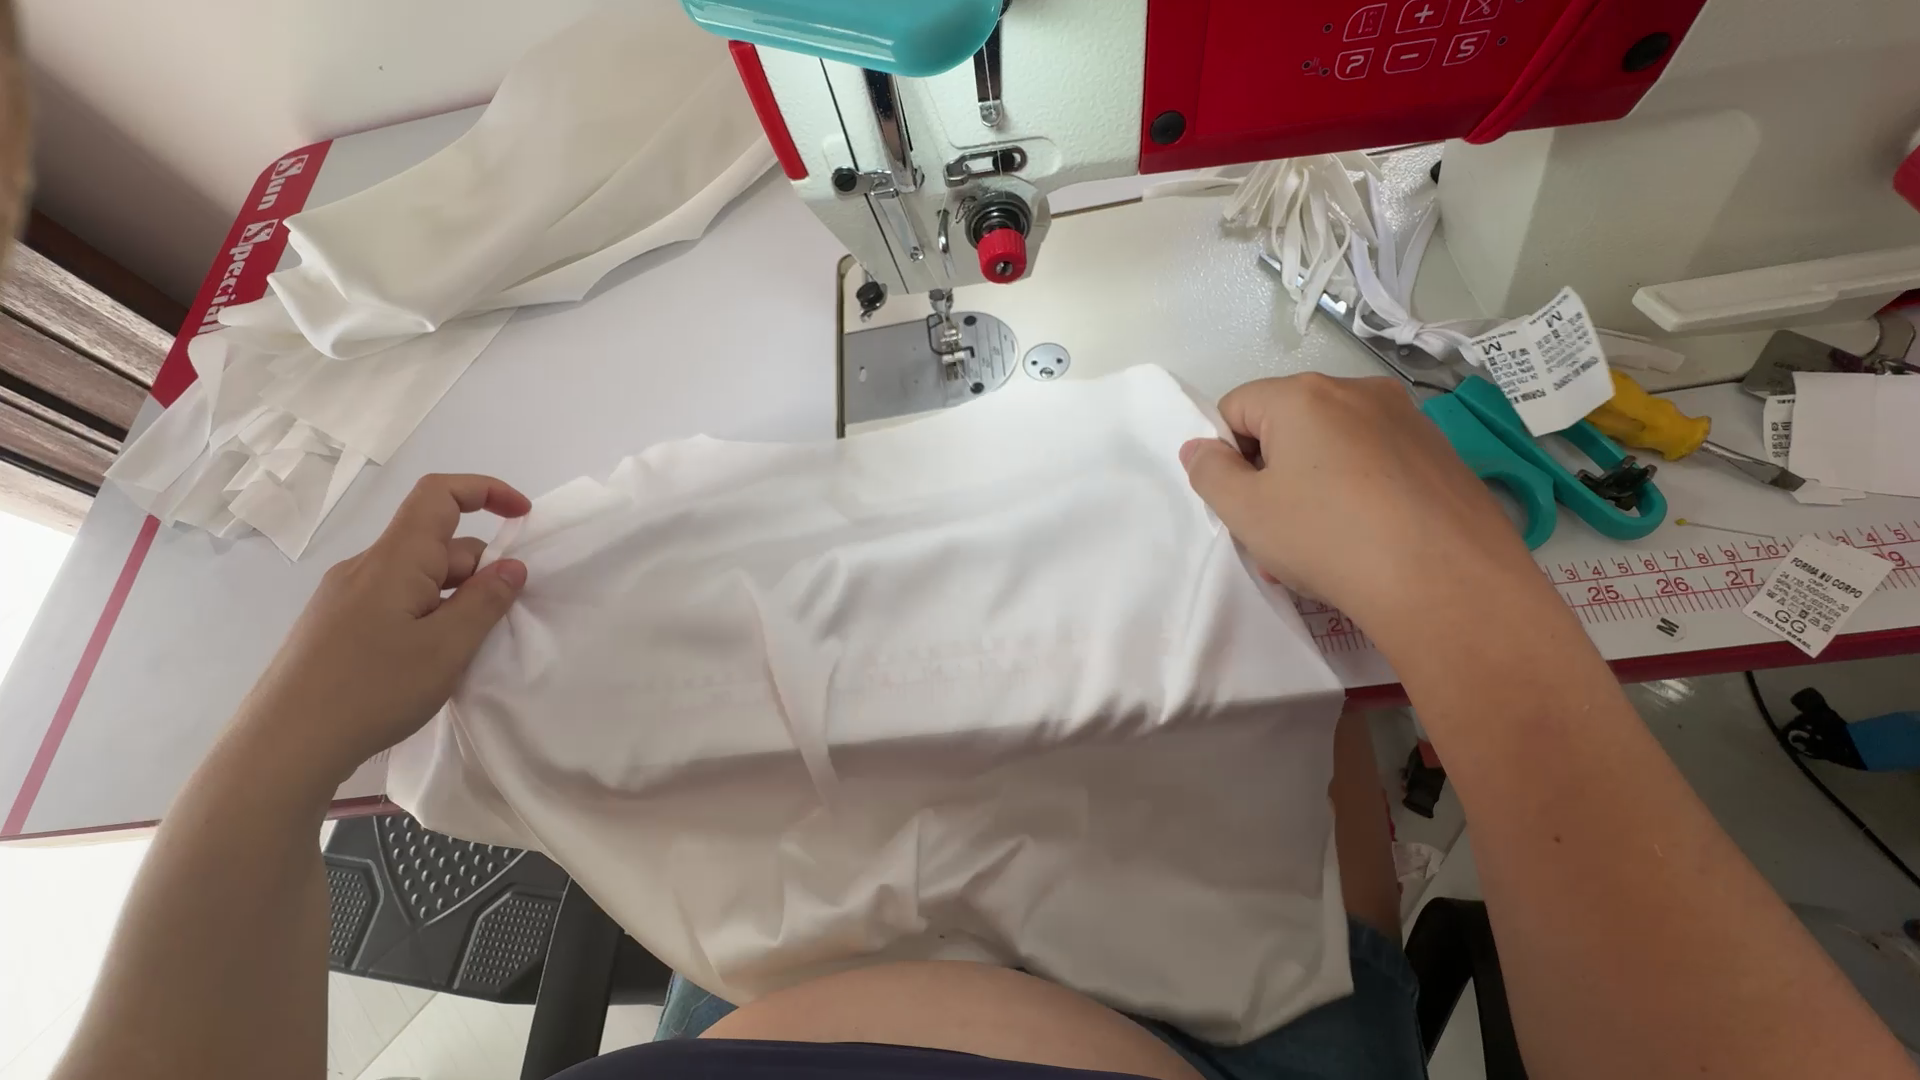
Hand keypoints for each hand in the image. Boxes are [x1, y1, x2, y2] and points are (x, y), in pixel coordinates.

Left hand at [235, 474, 532, 784]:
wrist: (282, 748)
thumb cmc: (371, 691)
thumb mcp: (447, 647)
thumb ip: (486, 600)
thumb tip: (511, 565)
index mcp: (394, 560)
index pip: (439, 495)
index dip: (487, 491)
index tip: (525, 517)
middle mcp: (365, 567)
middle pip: (436, 542)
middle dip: (479, 568)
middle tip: (496, 621)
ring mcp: (346, 596)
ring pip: (419, 575)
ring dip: (455, 597)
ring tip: (461, 650)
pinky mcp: (337, 624)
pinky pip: (399, 599)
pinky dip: (430, 613)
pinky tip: (429, 658)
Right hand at [1180, 375, 1547, 636]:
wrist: (1447, 583)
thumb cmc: (1327, 538)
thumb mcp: (1244, 512)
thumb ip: (1209, 472)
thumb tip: (1201, 447)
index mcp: (1303, 395)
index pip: (1235, 406)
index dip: (1225, 453)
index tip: (1241, 501)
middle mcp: (1358, 391)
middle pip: (1287, 423)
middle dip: (1271, 470)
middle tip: (1276, 528)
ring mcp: (1408, 419)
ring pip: (1334, 445)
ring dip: (1313, 483)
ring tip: (1322, 543)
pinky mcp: (1441, 453)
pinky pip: (1376, 463)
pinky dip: (1359, 491)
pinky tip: (1368, 539)